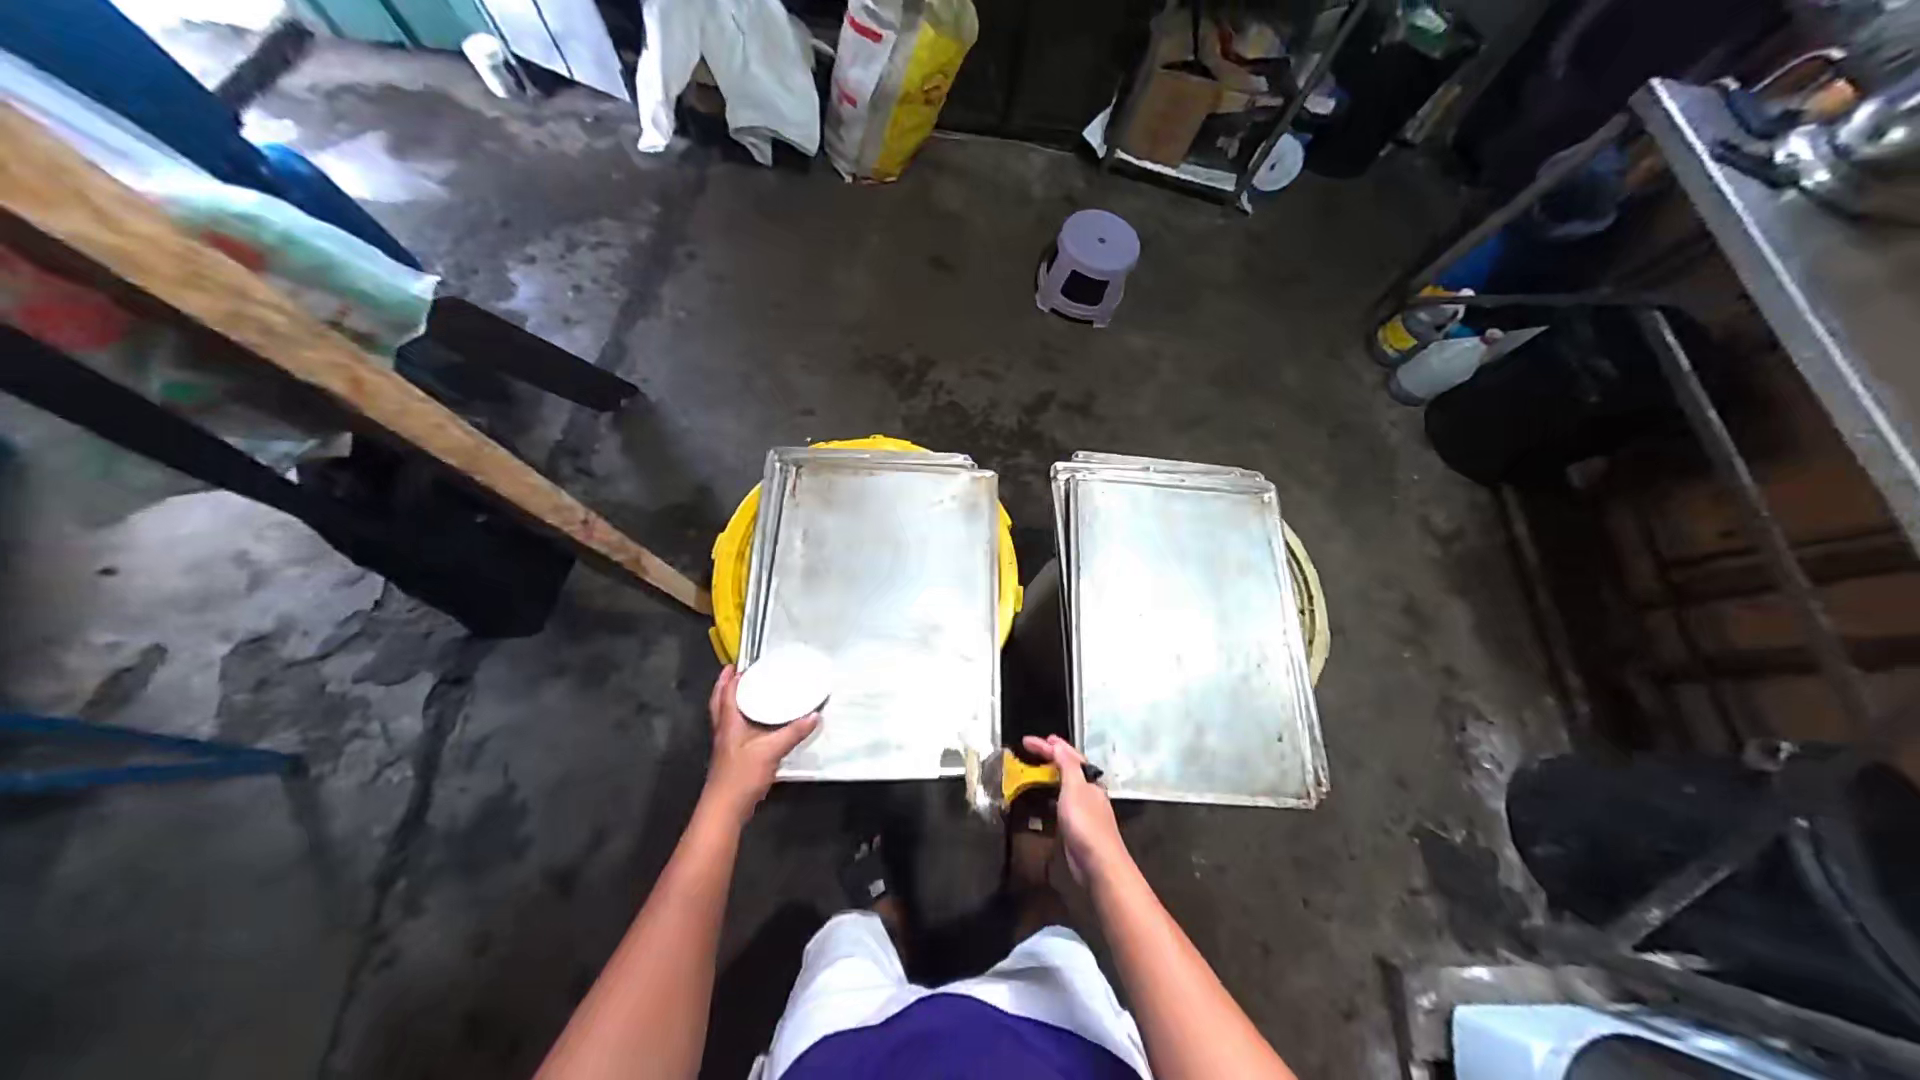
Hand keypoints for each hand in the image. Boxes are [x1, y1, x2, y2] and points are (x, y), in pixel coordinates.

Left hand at [703, 665, 818, 819]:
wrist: (724, 809)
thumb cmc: (742, 775)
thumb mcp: (771, 750)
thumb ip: (793, 732)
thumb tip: (814, 715)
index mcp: (728, 724)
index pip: (726, 694)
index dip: (730, 679)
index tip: (738, 665)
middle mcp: (724, 731)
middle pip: (720, 703)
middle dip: (725, 687)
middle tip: (736, 673)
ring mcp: (726, 746)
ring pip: (725, 717)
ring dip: (732, 702)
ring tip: (748, 693)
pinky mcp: (731, 758)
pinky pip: (734, 730)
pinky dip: (741, 720)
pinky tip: (756, 724)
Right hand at [1021, 735, 1130, 885]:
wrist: (1098, 863)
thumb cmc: (1085, 823)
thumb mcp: (1075, 788)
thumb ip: (1067, 766)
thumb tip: (1059, 745)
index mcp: (1089, 780)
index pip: (1068, 756)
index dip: (1049, 746)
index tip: (1028, 740)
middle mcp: (1089, 791)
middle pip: (1069, 767)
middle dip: (1052, 755)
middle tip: (1033, 748)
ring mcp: (1084, 809)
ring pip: (1066, 784)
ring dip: (1052, 772)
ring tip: (1037, 767)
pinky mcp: (1078, 825)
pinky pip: (1062, 800)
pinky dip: (1052, 793)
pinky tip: (1045, 797)